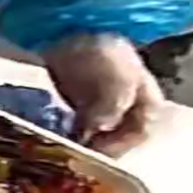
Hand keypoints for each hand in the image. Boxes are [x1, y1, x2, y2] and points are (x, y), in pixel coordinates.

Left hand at [42, 34, 163, 156]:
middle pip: (114, 139)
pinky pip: (72, 124)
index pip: (137, 136)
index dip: (115, 148)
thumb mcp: (114, 82)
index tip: (89, 156)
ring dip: (74, 143)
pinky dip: (61, 132)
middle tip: (67, 159)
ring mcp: (101, 108)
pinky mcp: (78, 105)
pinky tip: (44, 137)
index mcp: (147, 105)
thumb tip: (94, 131)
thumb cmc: (101, 55)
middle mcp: (128, 111)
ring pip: (92, 134)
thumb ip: (108, 108)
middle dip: (92, 150)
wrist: (72, 33)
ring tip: (52, 152)